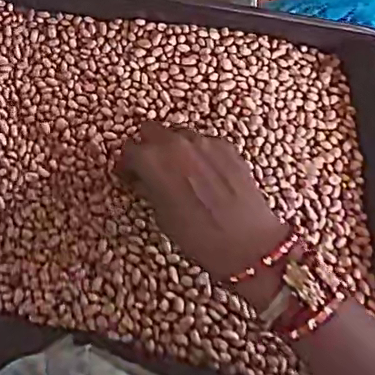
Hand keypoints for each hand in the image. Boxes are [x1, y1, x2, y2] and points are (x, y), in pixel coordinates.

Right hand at [116, 123, 288, 282]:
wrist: (248, 244)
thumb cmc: (199, 236)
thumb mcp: (162, 215)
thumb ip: (149, 188)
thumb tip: (143, 179)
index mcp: (152, 160)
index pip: (129, 150)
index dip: (126, 164)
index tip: (127, 174)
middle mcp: (176, 142)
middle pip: (150, 130)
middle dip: (146, 147)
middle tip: (149, 168)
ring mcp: (203, 141)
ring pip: (178, 134)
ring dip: (173, 148)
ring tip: (178, 171)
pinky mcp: (226, 146)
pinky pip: (203, 142)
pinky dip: (198, 153)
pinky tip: (203, 175)